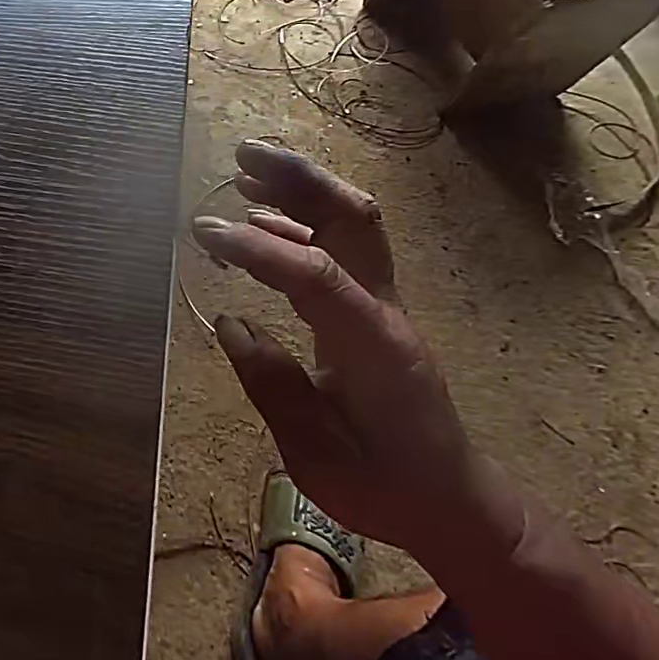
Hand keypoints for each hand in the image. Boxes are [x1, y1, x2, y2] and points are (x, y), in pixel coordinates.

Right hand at [193, 141, 520, 558]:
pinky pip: (338, 245)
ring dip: (299, 187)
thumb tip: (230, 323)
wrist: (455, 504)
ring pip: (351, 222)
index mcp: (375, 346)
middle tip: (243, 154)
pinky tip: (260, 218)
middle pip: (354, 220)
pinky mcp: (370, 307)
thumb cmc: (386, 487)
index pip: (316, 276)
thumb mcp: (317, 454)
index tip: (203, 231)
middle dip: (299, 179)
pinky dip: (298, 219)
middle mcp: (385, 310)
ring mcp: (382, 303)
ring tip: (243, 170)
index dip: (258, 248)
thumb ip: (272, 386)